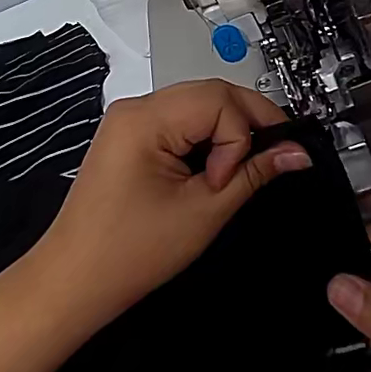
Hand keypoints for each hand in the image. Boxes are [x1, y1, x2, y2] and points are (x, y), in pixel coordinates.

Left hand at [28, 79, 308, 326]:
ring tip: (236, 169)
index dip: (241, 136)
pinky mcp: (132, 133)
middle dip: (247, 121)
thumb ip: (253, 174)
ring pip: (199, 102)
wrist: (76, 279)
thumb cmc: (127, 253)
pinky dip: (206, 135)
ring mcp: (131, 119)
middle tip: (271, 156)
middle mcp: (134, 108)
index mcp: (144, 120)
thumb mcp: (202, 213)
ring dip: (228, 128)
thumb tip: (293, 152)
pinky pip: (182, 118)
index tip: (236, 177)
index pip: (219, 99)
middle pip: (211, 92)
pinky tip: (214, 164)